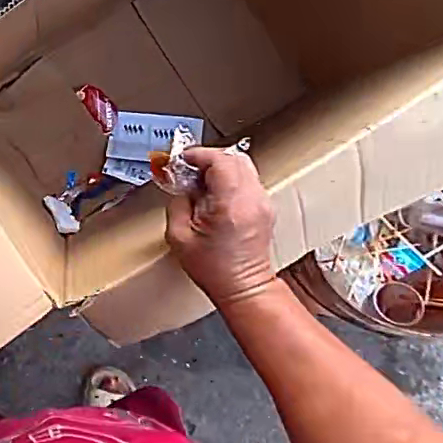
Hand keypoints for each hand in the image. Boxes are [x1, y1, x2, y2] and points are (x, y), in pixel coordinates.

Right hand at [166, 146, 278, 306]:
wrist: (243, 287)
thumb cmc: (213, 268)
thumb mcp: (178, 236)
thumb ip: (178, 203)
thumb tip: (182, 187)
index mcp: (230, 205)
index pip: (220, 161)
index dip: (197, 155)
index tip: (180, 159)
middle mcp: (252, 200)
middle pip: (234, 158)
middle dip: (207, 159)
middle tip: (186, 168)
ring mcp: (263, 203)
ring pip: (242, 166)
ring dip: (218, 168)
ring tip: (199, 182)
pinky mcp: (265, 208)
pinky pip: (247, 180)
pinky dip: (228, 179)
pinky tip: (212, 194)